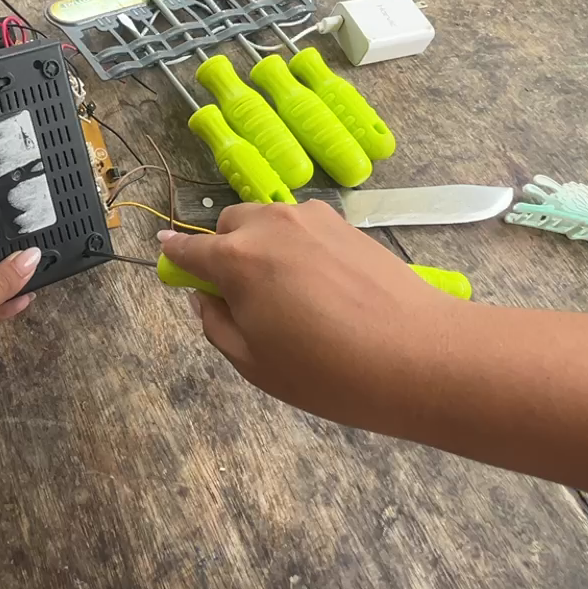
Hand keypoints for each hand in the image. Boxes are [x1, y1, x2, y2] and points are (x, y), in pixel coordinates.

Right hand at [157, 200, 467, 424]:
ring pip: (266, 220)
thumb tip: (205, 295)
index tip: (168, 256)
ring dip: (260, 244)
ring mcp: (307, 217)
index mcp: (235, 259)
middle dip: (224, 250)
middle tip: (245, 294)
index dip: (174, 254)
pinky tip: (324, 284)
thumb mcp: (253, 363)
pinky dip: (295, 245)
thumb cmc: (327, 371)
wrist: (419, 355)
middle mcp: (266, 224)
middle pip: (228, 226)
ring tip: (291, 290)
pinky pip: (301, 226)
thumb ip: (215, 323)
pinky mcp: (343, 222)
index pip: (188, 248)